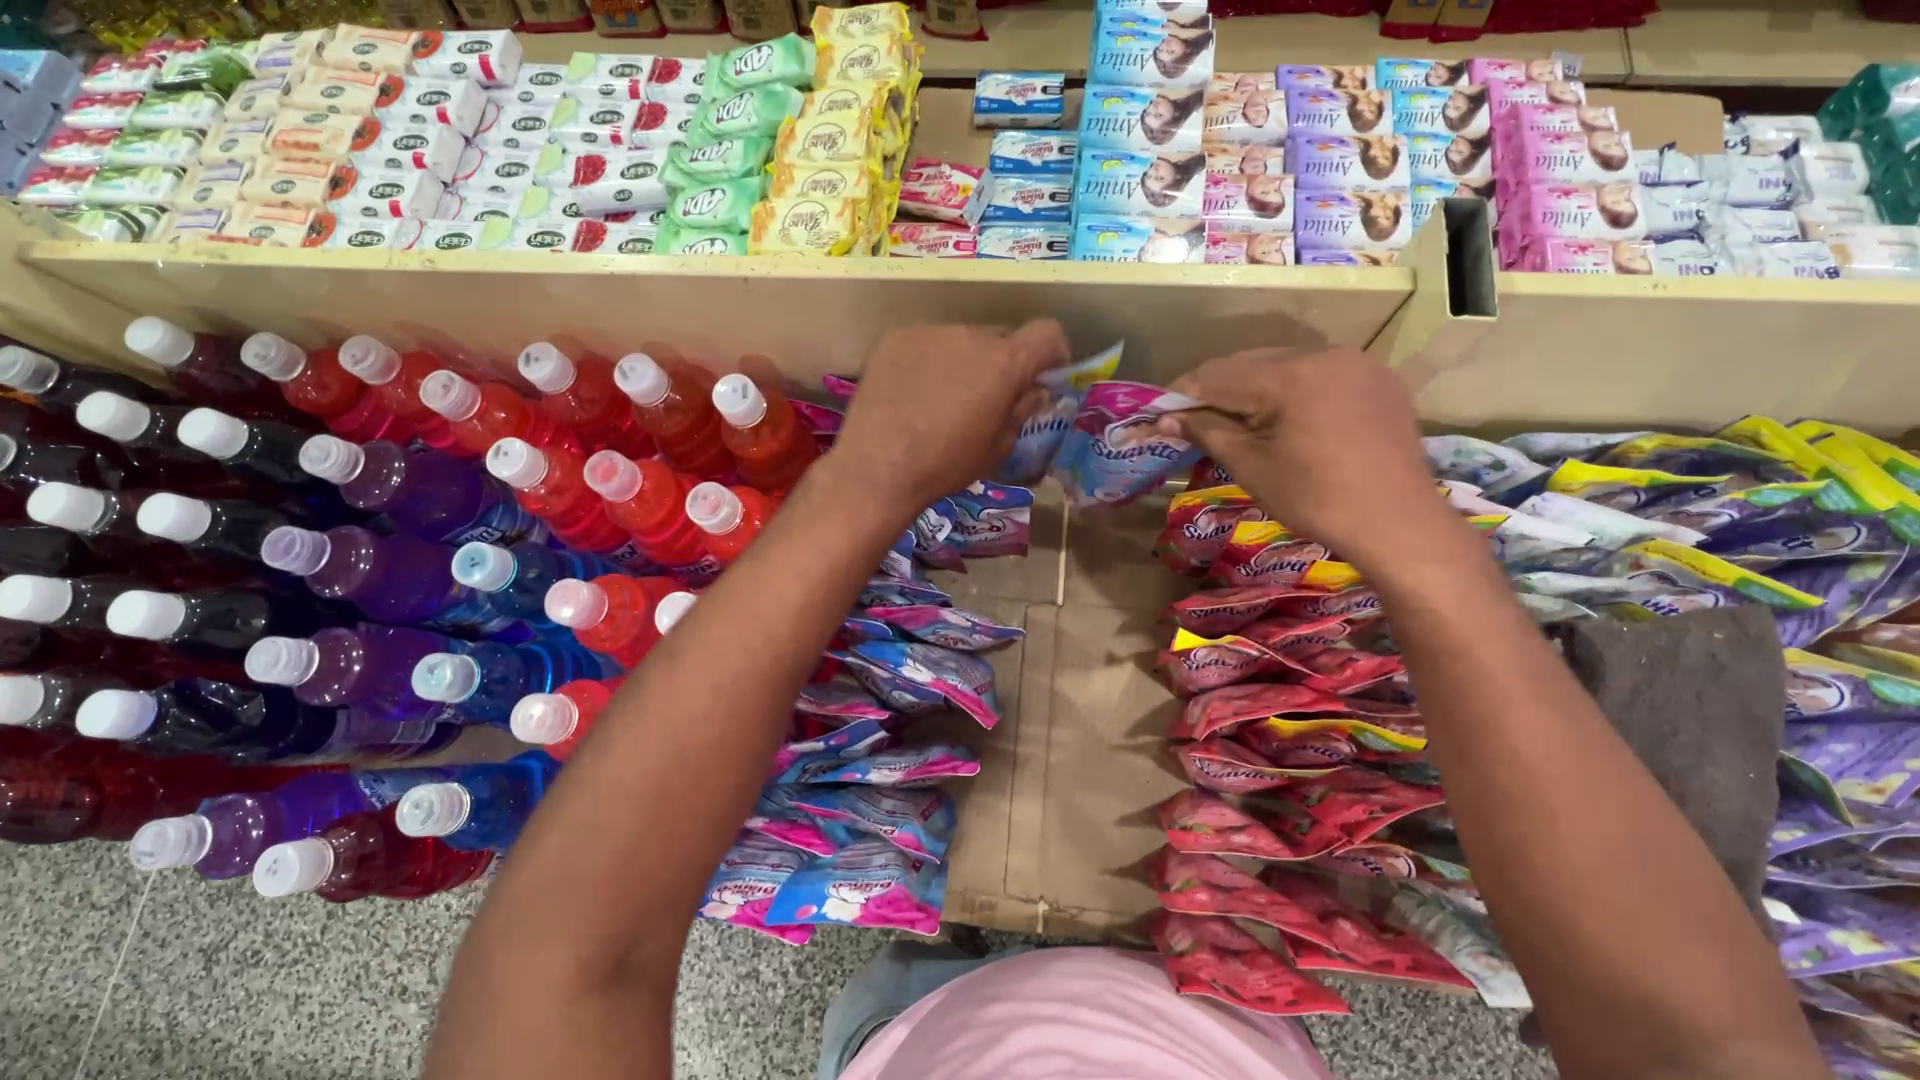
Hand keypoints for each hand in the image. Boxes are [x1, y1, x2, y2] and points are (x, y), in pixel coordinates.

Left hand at [830, 321, 1069, 510]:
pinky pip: (927, 343)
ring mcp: (930, 332)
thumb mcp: (996, 449)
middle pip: (1001, 338)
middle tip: (987, 398)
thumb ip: (1021, 411)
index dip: (1052, 352)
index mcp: (1004, 363)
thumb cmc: (945, 466)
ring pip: (961, 340)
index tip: (1043, 375)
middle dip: (1003, 362)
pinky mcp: (896, 338)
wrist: (877, 468)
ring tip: (942, 399)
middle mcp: (971, 335)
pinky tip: (913, 393)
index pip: (1047, 333)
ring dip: (963, 361)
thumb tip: (1033, 391)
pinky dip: (929, 361)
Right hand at [1161, 347, 1455, 567]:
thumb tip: (1166, 418)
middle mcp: (1324, 354)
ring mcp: (1357, 363)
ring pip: (1287, 364)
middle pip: (1252, 362)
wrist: (1397, 523)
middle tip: (1195, 420)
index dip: (1183, 392)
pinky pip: (1321, 373)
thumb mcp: (1252, 467)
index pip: (1218, 373)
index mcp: (1289, 376)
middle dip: (1219, 388)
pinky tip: (1289, 419)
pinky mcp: (1379, 378)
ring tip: (1242, 422)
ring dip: (1257, 387)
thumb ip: (1208, 432)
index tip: (1160, 412)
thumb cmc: (1316, 500)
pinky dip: (1296, 390)